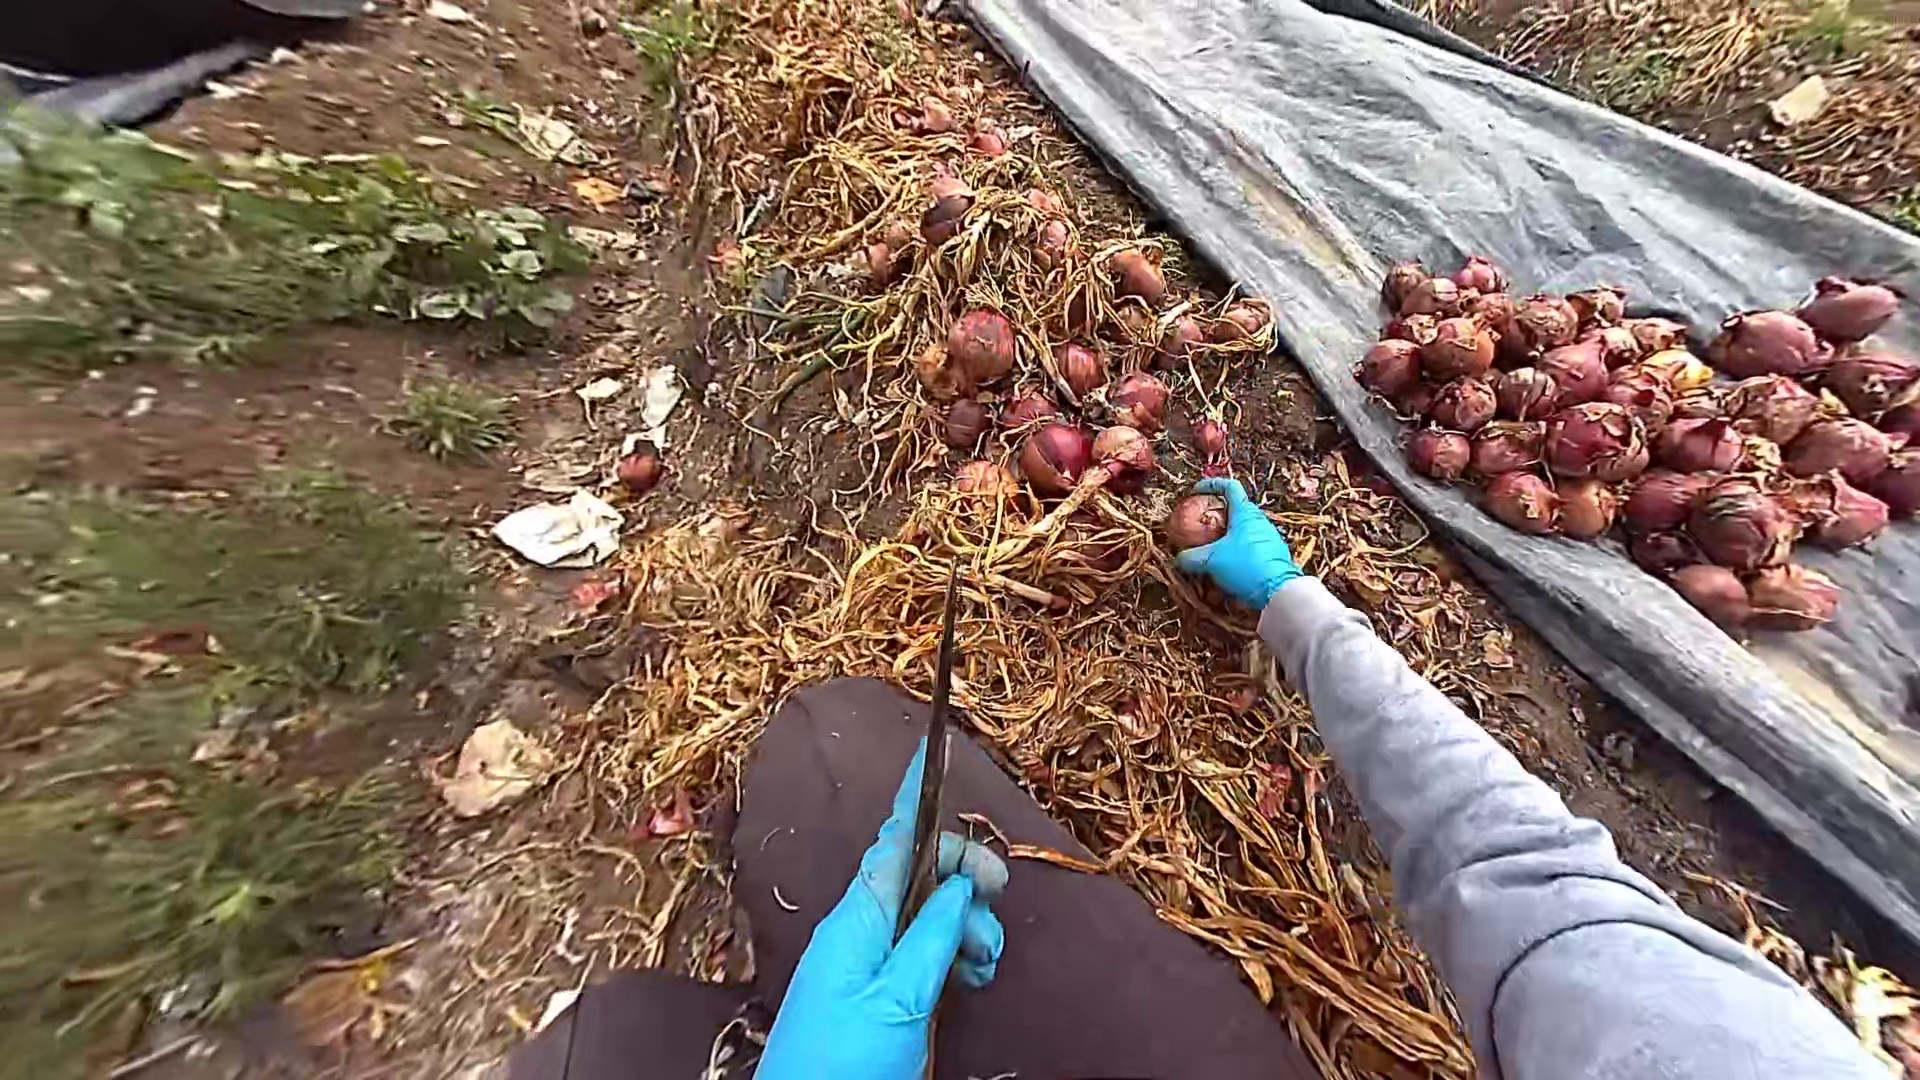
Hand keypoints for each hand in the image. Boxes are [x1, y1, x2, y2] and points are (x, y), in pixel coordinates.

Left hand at [757, 739, 1006, 1079]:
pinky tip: (973, 972)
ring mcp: (875, 952)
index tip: (931, 750)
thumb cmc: (843, 1061)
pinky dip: (956, 949)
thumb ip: (932, 933)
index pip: (897, 835)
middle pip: (924, 869)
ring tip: (987, 958)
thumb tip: (960, 881)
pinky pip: (927, 944)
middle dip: (966, 874)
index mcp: (862, 911)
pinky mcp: (885, 983)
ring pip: (932, 908)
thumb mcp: (898, 997)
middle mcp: (868, 921)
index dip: (914, 791)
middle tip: (1001, 896)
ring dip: (968, 920)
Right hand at [1173, 477, 1302, 608]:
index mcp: (1245, 514)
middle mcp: (1259, 522)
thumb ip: (1190, 558)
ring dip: (1225, 536)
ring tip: (1210, 549)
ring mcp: (1268, 538)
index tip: (1197, 490)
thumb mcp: (1211, 561)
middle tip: (1201, 524)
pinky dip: (1235, 551)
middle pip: (1235, 510)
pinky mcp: (1272, 555)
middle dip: (1216, 515)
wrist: (1278, 592)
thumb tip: (1179, 559)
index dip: (1212, 484)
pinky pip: (1249, 547)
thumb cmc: (1246, 566)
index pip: (1230, 487)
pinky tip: (1225, 566)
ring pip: (1242, 530)